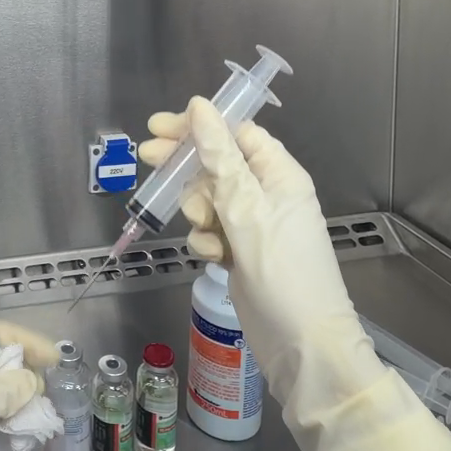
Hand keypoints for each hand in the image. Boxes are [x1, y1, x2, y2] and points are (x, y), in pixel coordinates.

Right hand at [141, 99, 450, 450]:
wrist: (303, 346)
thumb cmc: (280, 269)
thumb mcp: (245, 206)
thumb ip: (218, 154)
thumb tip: (199, 104)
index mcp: (278, 174)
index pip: (234, 132)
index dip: (198, 126)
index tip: (159, 128)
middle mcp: (267, 193)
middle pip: (216, 162)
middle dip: (185, 164)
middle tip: (148, 157)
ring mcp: (254, 225)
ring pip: (209, 198)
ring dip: (198, 209)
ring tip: (204, 228)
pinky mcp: (242, 251)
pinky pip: (212, 230)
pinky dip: (206, 240)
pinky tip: (212, 256)